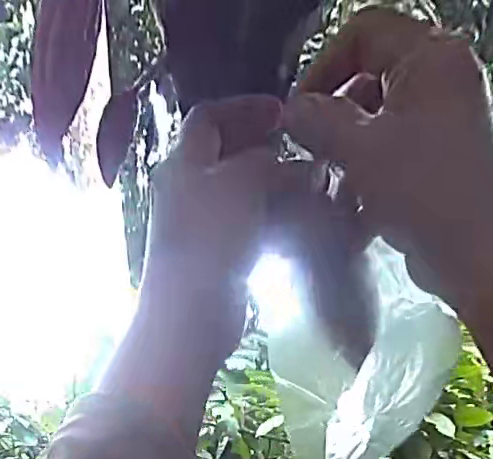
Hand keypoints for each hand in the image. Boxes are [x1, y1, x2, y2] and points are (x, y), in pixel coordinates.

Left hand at [107, 96, 298, 415]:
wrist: (191, 315)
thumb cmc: (211, 239)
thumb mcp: (243, 183)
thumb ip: (269, 164)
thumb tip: (297, 166)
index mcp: (181, 164)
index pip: (208, 118)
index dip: (245, 109)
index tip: (283, 112)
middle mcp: (185, 194)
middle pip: (226, 159)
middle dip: (265, 152)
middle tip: (303, 153)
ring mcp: (199, 231)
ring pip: (240, 198)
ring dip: (274, 190)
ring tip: (311, 190)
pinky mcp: (215, 263)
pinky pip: (246, 232)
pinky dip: (270, 224)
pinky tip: (296, 227)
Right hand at [284, 7, 492, 440]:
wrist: (484, 265)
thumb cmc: (431, 204)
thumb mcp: (366, 158)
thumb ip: (321, 127)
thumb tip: (287, 114)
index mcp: (433, 63)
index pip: (365, 30)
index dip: (325, 64)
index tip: (301, 111)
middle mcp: (446, 87)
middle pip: (371, 80)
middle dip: (336, 119)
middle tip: (313, 158)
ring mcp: (448, 132)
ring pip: (380, 128)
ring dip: (351, 158)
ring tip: (334, 195)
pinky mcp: (444, 174)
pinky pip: (392, 163)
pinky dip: (370, 183)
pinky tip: (358, 216)